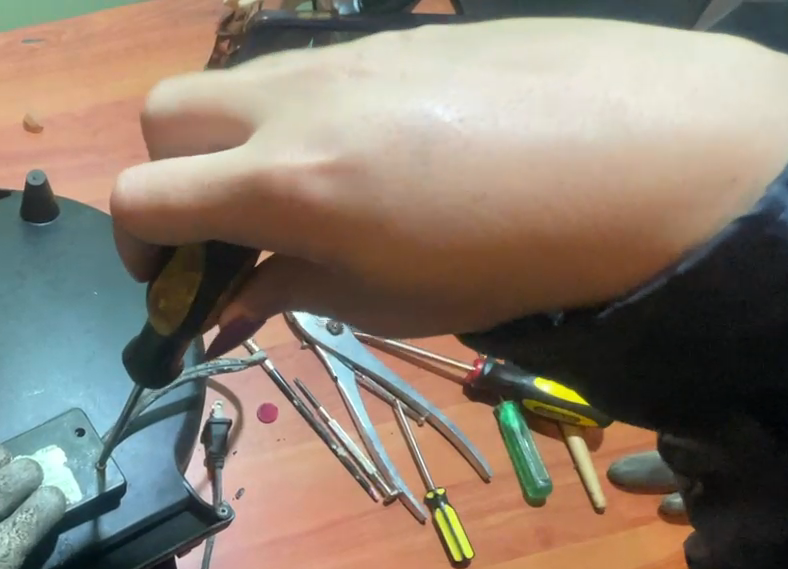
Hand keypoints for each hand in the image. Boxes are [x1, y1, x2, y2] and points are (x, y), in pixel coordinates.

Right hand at [110, 18, 787, 337]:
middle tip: (211, 227)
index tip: (167, 281)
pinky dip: (288, 121)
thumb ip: (278, 294)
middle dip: (163, 176)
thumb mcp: (370, 300)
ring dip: (224, 145)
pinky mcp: (387, 38)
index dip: (132, 246)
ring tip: (286, 197)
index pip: (140, 195)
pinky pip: (299, 73)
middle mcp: (291, 106)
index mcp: (280, 185)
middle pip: (161, 115)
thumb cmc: (499, 259)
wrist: (655, 158)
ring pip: (228, 86)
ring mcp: (340, 58)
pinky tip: (353, 158)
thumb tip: (220, 312)